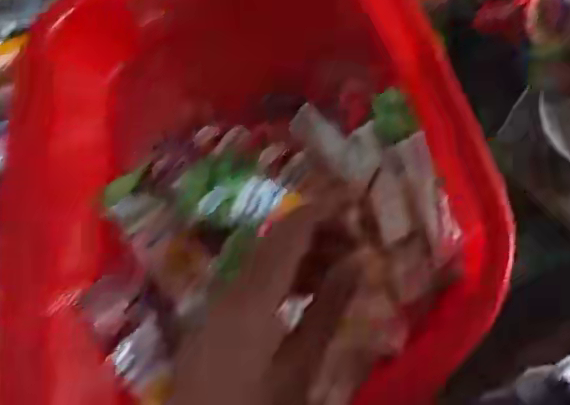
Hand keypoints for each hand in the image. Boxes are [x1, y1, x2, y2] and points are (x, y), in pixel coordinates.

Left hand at [168, 199, 370, 404]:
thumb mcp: (300, 368)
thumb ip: (330, 306)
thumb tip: (360, 256)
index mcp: (253, 295)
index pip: (294, 228)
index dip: (328, 207)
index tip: (360, 201)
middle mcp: (230, 289)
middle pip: (278, 237)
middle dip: (320, 230)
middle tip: (357, 242)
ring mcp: (215, 307)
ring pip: (265, 257)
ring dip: (303, 253)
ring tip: (338, 271)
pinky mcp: (209, 327)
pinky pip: (251, 280)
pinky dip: (283, 275)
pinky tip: (304, 296)